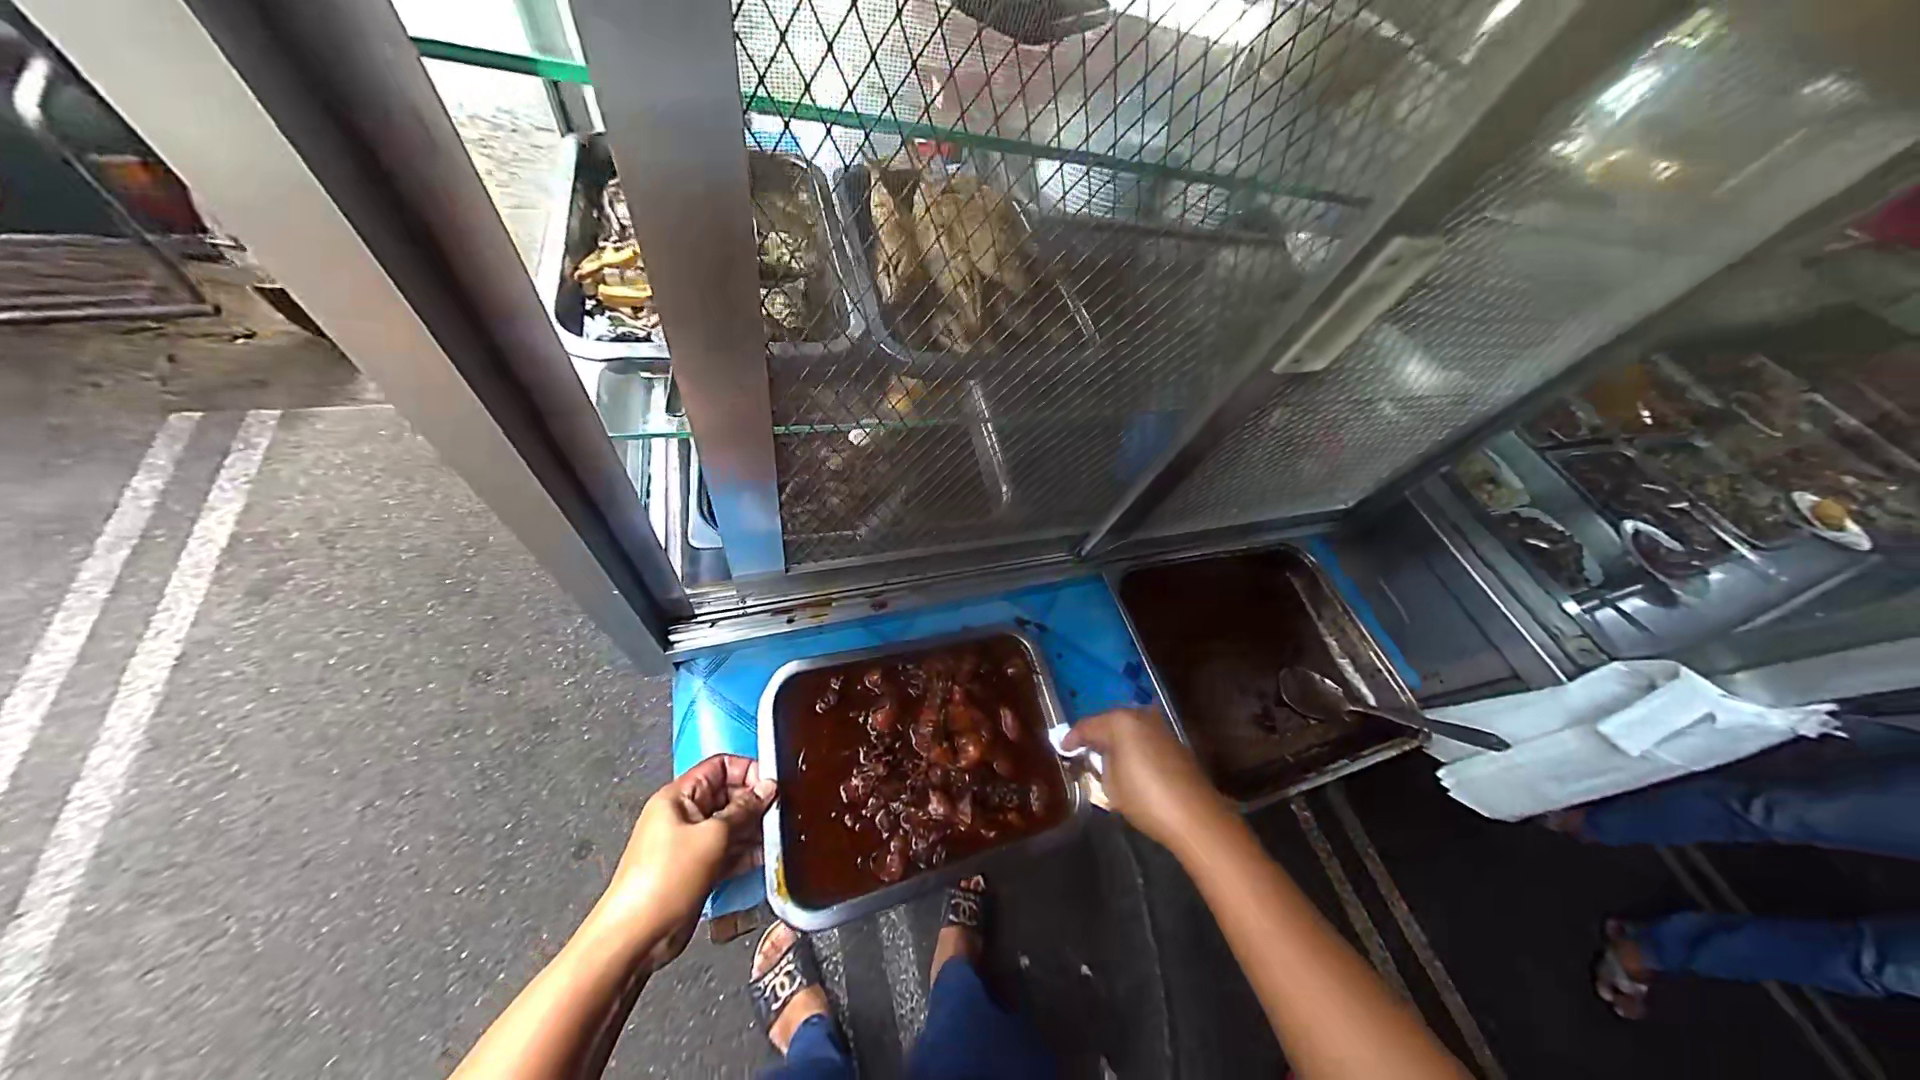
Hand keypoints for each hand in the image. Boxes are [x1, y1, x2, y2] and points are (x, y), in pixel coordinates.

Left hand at [595, 754, 775, 969]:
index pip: (720, 766)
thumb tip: (767, 789)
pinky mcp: (698, 869)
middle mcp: (684, 815)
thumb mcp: (712, 836)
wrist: (636, 937)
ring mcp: (691, 843)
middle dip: (755, 801)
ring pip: (731, 824)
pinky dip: (746, 852)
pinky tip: (764, 856)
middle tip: (777, 812)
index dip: (747, 770)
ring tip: (774, 835)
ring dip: (753, 829)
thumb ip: (744, 809)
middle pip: (728, 794)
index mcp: (678, 797)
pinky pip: (728, 851)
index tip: (772, 784)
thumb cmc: (662, 881)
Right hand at [1061, 708, 1226, 850]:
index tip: (1062, 748)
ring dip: (1116, 740)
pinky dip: (1133, 746)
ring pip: (1130, 728)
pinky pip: (1144, 738)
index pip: (1088, 726)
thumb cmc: (1146, 798)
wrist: (1196, 817)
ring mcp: (1161, 728)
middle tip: (1081, 750)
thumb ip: (1100, 763)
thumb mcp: (1110, 784)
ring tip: (1103, 757)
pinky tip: (1128, 761)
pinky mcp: (1175, 743)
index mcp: (1121, 721)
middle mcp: (1141, 717)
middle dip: (1096, 735)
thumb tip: (1101, 756)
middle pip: (1110, 722)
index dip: (1072, 738)